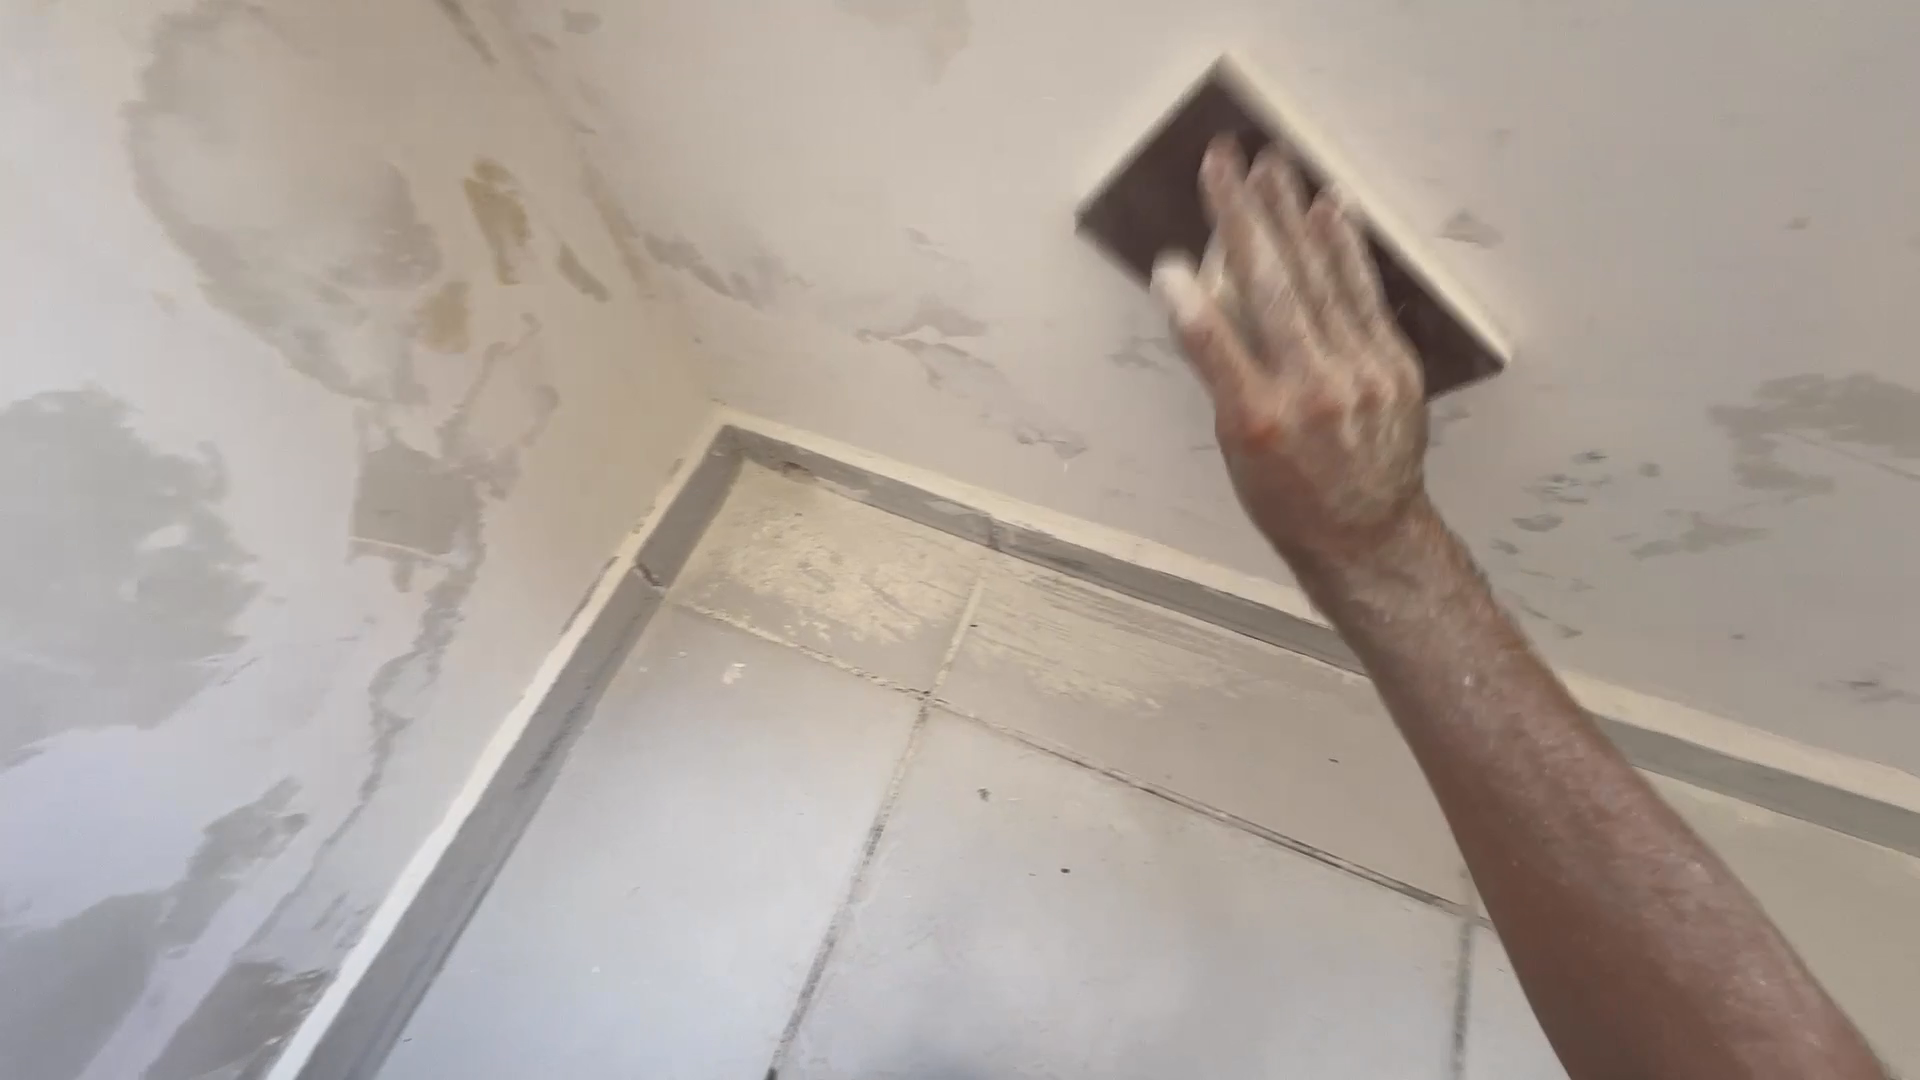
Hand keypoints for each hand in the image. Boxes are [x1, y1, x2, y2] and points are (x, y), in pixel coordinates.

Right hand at [1154, 138, 1429, 569]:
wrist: (1366, 534)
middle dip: (1243, 220)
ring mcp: (1360, 372)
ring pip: (1318, 281)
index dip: (1190, 301)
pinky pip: (1364, 296)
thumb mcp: (1236, 452)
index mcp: (1257, 421)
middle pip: (1270, 291)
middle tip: (1223, 164)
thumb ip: (1224, 377)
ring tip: (1271, 166)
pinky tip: (1329, 209)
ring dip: (1291, 217)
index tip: (1168, 261)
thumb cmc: (1284, 499)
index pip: (1215, 345)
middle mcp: (1311, 390)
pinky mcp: (1394, 364)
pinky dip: (1344, 250)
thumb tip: (1205, 307)